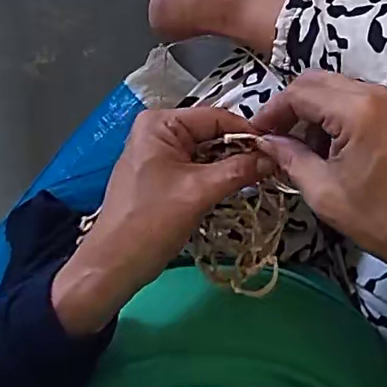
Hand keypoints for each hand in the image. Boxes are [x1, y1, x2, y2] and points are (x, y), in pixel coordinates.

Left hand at [50, 107, 264, 335]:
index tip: (276, 149)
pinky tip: (236, 186)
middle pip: (213, 132)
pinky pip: (198, 165)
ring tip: (260, 176)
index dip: (248, 133)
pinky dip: (217, 175)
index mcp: (160, 123)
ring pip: (208, 150)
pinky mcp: (161, 173)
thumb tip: (274, 158)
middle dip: (240, 150)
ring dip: (231, 165)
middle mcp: (158, 129)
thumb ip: (239, 170)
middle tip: (271, 165)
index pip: (217, 117)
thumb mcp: (199, 193)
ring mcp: (159, 152)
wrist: (111, 270)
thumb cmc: (148, 225)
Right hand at [250, 71, 386, 318]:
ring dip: (311, 109)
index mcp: (357, 109)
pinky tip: (325, 146)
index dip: (272, 111)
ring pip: (333, 87)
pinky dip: (332, 113)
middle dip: (290, 106)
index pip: (299, 92)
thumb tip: (265, 141)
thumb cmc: (378, 217)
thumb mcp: (323, 191)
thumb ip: (290, 157)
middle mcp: (373, 93)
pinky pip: (352, 98)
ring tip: (298, 147)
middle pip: (316, 81)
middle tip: (273, 138)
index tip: (255, 134)